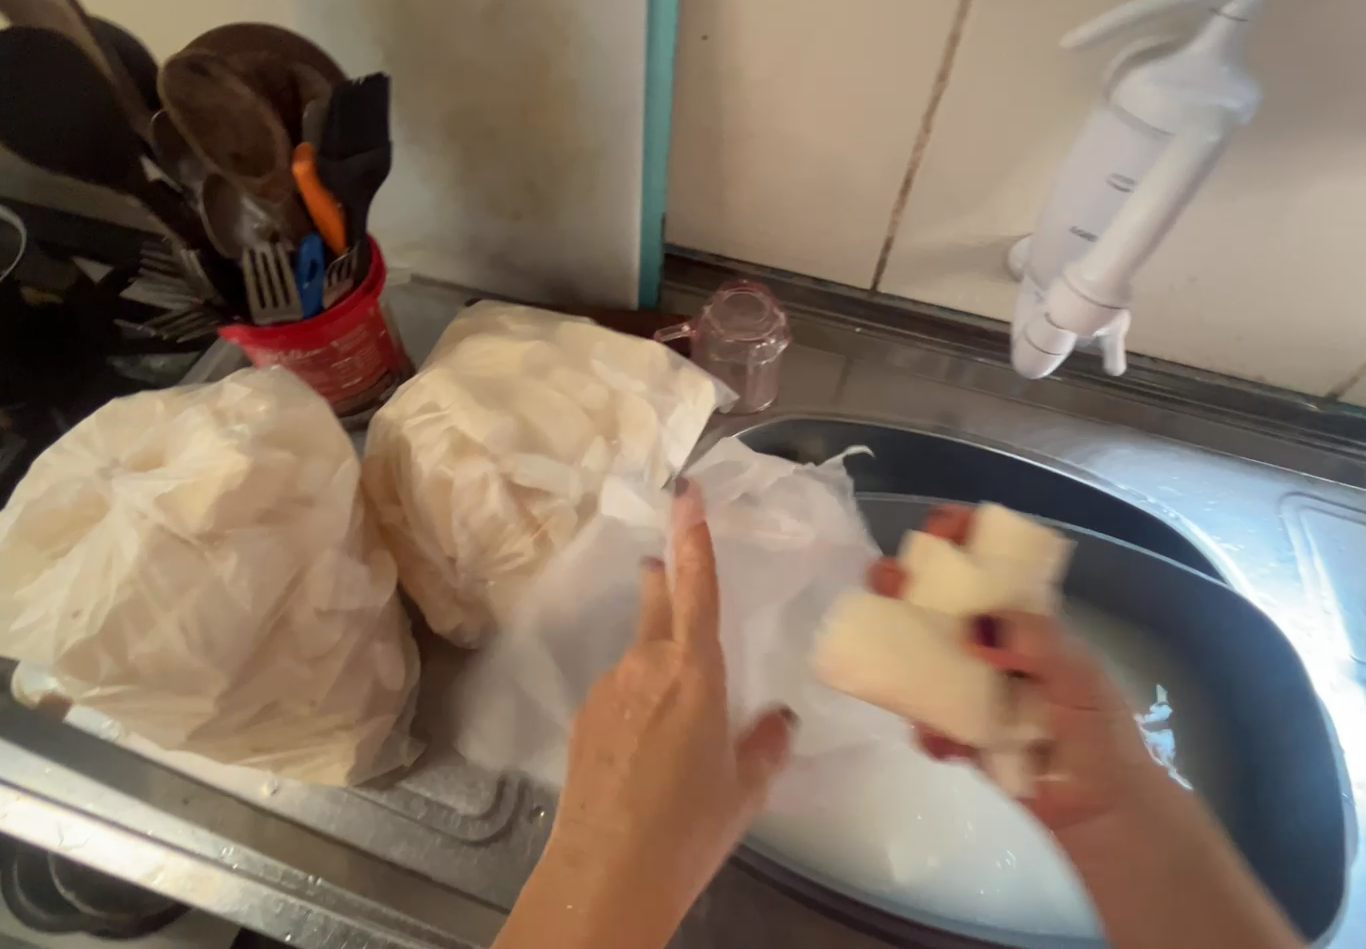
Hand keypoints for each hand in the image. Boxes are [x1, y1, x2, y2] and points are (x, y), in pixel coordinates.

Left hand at [498, 480, 795, 948]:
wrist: (607, 873)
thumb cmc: (690, 826)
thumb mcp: (745, 788)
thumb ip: (767, 743)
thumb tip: (780, 717)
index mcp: (695, 670)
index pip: (696, 584)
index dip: (692, 534)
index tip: (685, 491)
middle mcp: (647, 663)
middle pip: (656, 600)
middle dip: (662, 577)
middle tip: (662, 567)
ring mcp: (609, 685)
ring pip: (639, 653)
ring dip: (656, 661)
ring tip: (672, 719)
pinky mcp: (584, 712)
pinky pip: (620, 689)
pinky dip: (636, 699)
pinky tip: (642, 746)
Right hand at [866, 504, 1165, 834]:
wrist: (1104, 814)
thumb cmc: (1102, 735)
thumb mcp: (1081, 680)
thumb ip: (1041, 646)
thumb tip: (977, 625)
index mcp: (1023, 618)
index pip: (988, 561)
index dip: (962, 535)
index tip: (938, 527)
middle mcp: (990, 642)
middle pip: (937, 597)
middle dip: (904, 579)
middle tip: (885, 579)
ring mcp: (970, 681)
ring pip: (920, 649)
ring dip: (894, 644)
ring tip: (882, 656)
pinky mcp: (958, 725)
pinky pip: (926, 714)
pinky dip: (926, 724)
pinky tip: (941, 742)